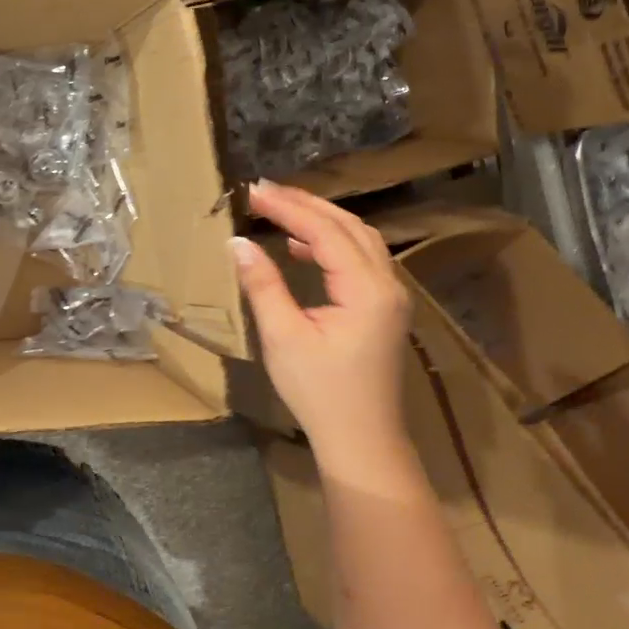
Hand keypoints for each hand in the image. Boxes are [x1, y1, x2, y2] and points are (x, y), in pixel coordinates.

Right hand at [230, 182, 411, 459]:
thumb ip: (263, 285)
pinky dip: (330, 241)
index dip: (288, 208)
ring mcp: (389, 297)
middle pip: (350, 227)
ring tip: (280, 207)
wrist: (361, 438)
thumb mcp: (283, 337)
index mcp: (366, 290)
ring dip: (321, 219)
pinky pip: (360, 258)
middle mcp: (386, 285)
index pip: (325, 232)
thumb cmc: (319, 391)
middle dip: (306, 204)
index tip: (252, 192)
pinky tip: (301, 246)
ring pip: (360, 239)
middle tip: (263, 191)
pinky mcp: (382, 309)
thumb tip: (238, 243)